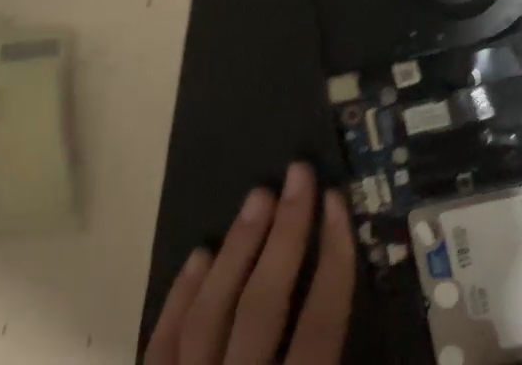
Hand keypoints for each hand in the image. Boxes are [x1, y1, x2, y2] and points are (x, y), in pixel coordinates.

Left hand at [144, 163, 354, 364]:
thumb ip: (341, 352)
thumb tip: (358, 300)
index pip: (319, 324)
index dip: (334, 261)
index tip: (338, 203)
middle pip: (263, 306)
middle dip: (284, 234)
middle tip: (299, 175)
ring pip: (209, 314)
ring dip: (236, 250)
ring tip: (258, 196)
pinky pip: (163, 342)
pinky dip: (181, 296)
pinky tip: (200, 255)